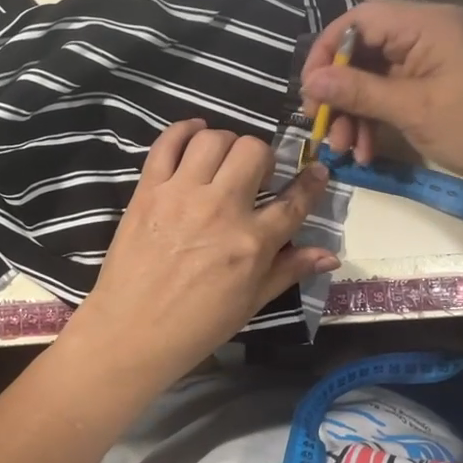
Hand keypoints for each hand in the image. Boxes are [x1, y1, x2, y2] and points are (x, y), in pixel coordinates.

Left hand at [62, 120, 336, 380]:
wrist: (131, 332)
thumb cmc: (197, 325)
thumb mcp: (251, 303)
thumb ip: (289, 270)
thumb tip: (330, 254)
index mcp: (252, 243)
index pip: (294, 200)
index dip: (311, 182)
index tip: (316, 172)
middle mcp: (221, 209)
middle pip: (253, 151)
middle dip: (262, 157)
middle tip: (255, 175)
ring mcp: (181, 195)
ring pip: (213, 139)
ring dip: (225, 143)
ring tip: (222, 161)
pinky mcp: (148, 190)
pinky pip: (167, 143)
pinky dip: (183, 130)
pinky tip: (194, 133)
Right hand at [301, 0, 462, 201]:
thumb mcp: (411, 110)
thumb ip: (358, 91)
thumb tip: (310, 81)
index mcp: (426, 25)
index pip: (359, 20)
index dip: (326, 50)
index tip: (309, 89)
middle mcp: (426, 34)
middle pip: (363, 50)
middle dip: (338, 91)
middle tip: (321, 125)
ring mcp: (430, 60)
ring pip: (372, 77)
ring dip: (353, 113)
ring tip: (344, 150)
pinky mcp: (433, 84)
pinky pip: (390, 93)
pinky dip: (373, 119)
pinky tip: (365, 151)